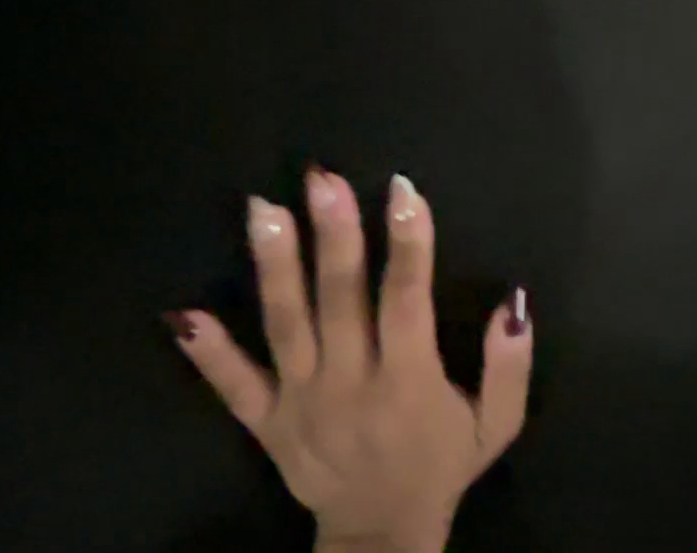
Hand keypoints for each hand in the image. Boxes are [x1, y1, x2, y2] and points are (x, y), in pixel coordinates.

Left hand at [167, 168, 533, 552]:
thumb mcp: (499, 423)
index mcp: (407, 381)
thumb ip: (510, 363)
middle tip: (324, 179)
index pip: (405, 298)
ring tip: (264, 209)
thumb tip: (513, 299)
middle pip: (339, 299)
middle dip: (334, 235)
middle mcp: (348, 384)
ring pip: (284, 325)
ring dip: (275, 265)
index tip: (403, 189)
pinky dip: (208, 352)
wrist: (379, 538)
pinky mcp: (266, 424)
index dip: (408, 242)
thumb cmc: (444, 465)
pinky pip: (232, 386)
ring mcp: (299, 404)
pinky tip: (183, 314)